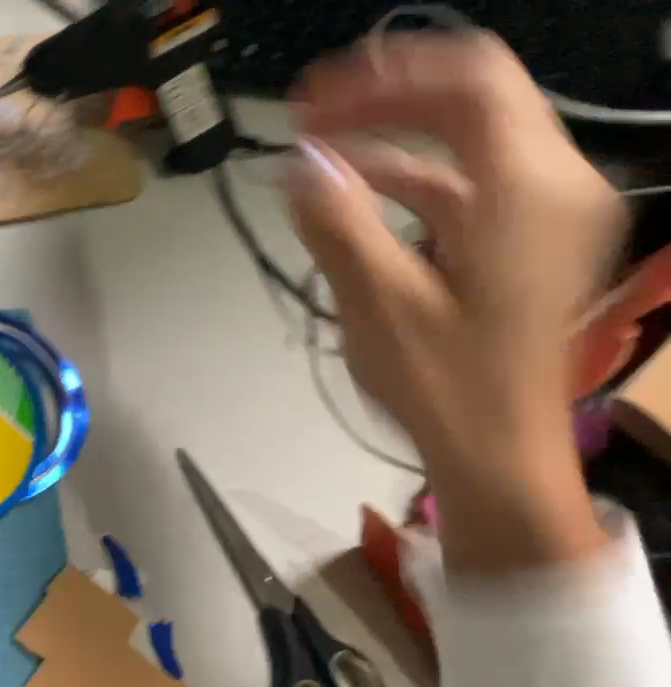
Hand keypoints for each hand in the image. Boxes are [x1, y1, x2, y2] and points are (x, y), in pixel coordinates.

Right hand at [286, 31, 619, 570]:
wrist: (498, 445)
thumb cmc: (442, 383)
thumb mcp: (379, 306)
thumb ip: (339, 226)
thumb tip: (299, 167)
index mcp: (525, 193)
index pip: (469, 87)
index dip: (388, 76)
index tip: (311, 97)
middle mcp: (552, 185)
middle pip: (474, 103)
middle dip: (386, 99)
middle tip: (306, 114)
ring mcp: (545, 212)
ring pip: (470, 142)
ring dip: (393, 136)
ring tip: (320, 146)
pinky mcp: (527, 239)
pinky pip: (469, 183)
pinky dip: (410, 175)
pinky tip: (356, 191)